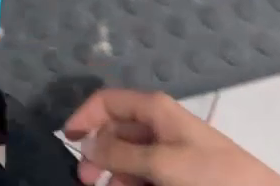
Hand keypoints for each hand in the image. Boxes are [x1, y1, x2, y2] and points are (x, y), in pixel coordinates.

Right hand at [62, 89, 279, 185]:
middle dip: (98, 153)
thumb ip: (118, 153)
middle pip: (116, 131)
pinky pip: (148, 174)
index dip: (84, 117)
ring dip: (116, 174)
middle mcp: (160, 124)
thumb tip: (83, 143)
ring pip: (131, 157)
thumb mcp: (161, 164)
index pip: (106, 102)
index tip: (66, 141)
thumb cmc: (212, 178)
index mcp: (154, 109)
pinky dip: (134, 182)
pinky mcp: (183, 175)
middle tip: (86, 179)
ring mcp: (172, 151)